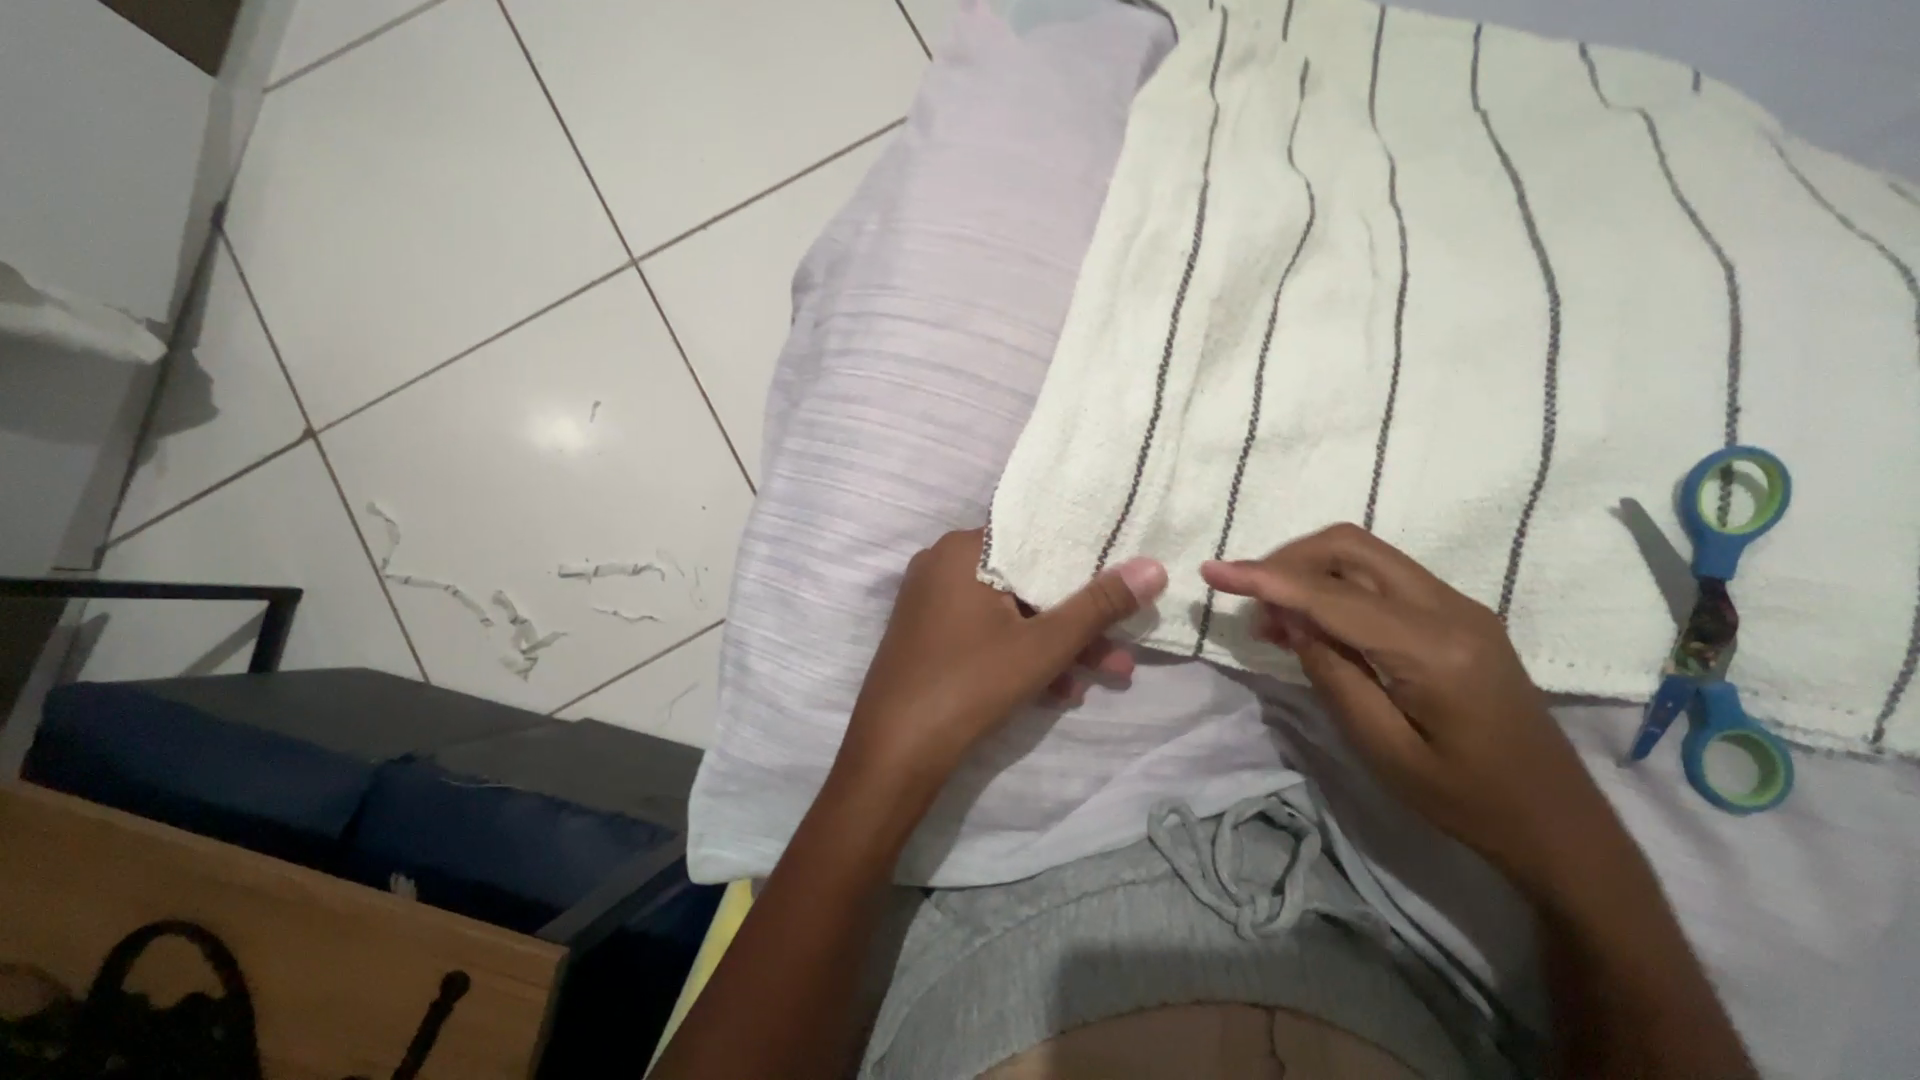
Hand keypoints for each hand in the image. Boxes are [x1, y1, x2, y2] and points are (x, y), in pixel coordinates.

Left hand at [838, 528, 1166, 794]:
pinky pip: (986, 635)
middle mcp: (943, 565)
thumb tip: (1153, 567)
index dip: (1085, 560)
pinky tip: (1060, 693)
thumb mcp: (1044, 644)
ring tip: (1106, 678)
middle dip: (1079, 621)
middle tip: (1122, 650)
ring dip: (1058, 646)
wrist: (894, 752)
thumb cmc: (970, 684)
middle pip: (1027, 582)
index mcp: (964, 549)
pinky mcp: (928, 638)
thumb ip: (1099, 605)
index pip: (1037, 538)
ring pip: (1010, 615)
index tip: (1123, 583)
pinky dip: (1022, 657)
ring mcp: (931, 603)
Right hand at [1200, 524, 1622, 894]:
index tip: (1211, 571)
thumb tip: (1292, 618)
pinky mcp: (1461, 617)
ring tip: (1273, 619)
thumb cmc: (1466, 801)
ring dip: (1311, 571)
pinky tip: (1317, 624)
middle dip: (1288, 560)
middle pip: (1352, 547)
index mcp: (1432, 649)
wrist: (1555, 819)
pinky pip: (1386, 579)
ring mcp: (1460, 607)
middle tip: (1247, 600)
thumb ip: (1333, 674)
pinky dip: (1339, 586)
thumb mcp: (1384, 749)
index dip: (1265, 578)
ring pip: (1368, 556)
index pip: (1332, 594)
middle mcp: (1450, 609)